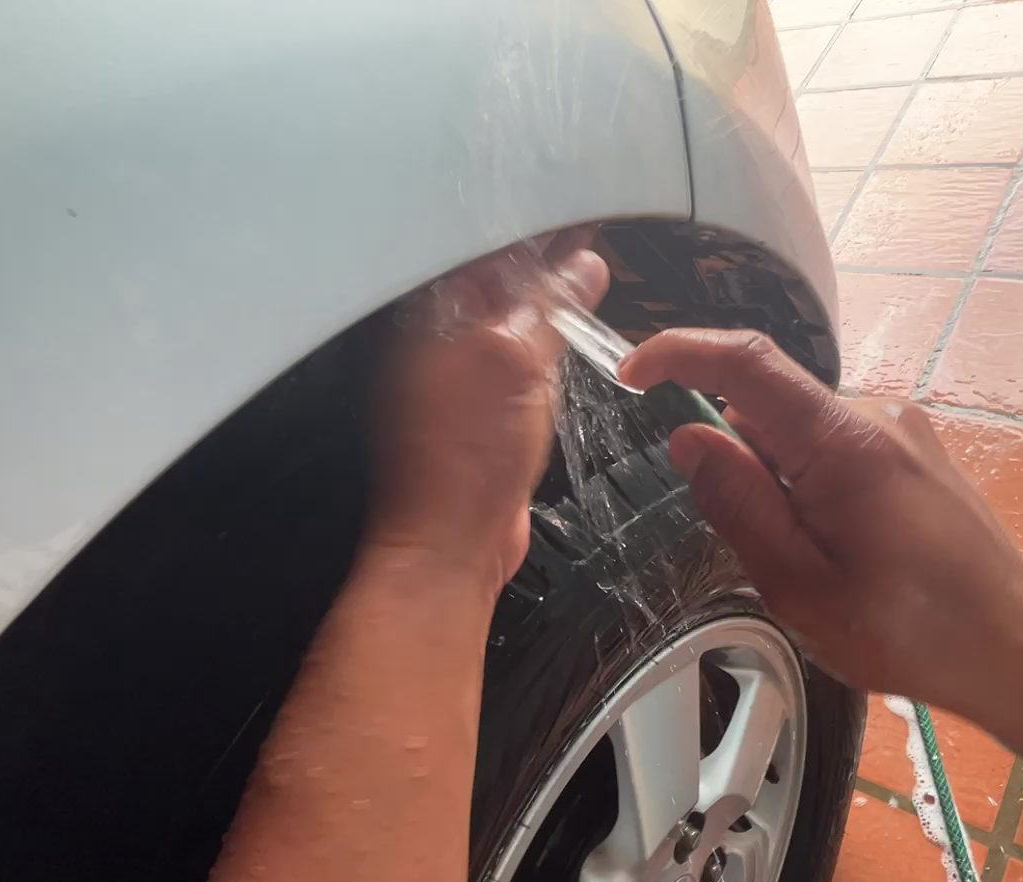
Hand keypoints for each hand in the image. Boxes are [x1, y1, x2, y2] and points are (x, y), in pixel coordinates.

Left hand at [370, 233, 609, 592]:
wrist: (455, 542)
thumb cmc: (465, 460)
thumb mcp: (510, 365)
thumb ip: (546, 311)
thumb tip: (581, 269)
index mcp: (435, 316)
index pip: (485, 247)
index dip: (530, 222)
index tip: (569, 200)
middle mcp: (445, 340)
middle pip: (500, 279)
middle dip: (545, 251)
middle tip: (587, 221)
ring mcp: (465, 376)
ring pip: (514, 318)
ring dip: (551, 292)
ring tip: (586, 260)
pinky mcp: (486, 409)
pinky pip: (522, 358)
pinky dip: (548, 337)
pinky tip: (570, 324)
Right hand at [619, 329, 1022, 736]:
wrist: (1019, 645)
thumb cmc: (911, 631)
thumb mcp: (801, 585)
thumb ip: (739, 504)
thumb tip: (690, 437)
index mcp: (844, 443)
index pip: (747, 363)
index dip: (680, 354)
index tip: (632, 374)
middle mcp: (876, 416)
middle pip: (769, 408)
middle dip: (740, 465)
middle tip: (766, 549)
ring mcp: (902, 430)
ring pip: (798, 435)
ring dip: (779, 485)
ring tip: (819, 562)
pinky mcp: (913, 451)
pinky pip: (833, 449)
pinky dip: (811, 487)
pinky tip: (846, 548)